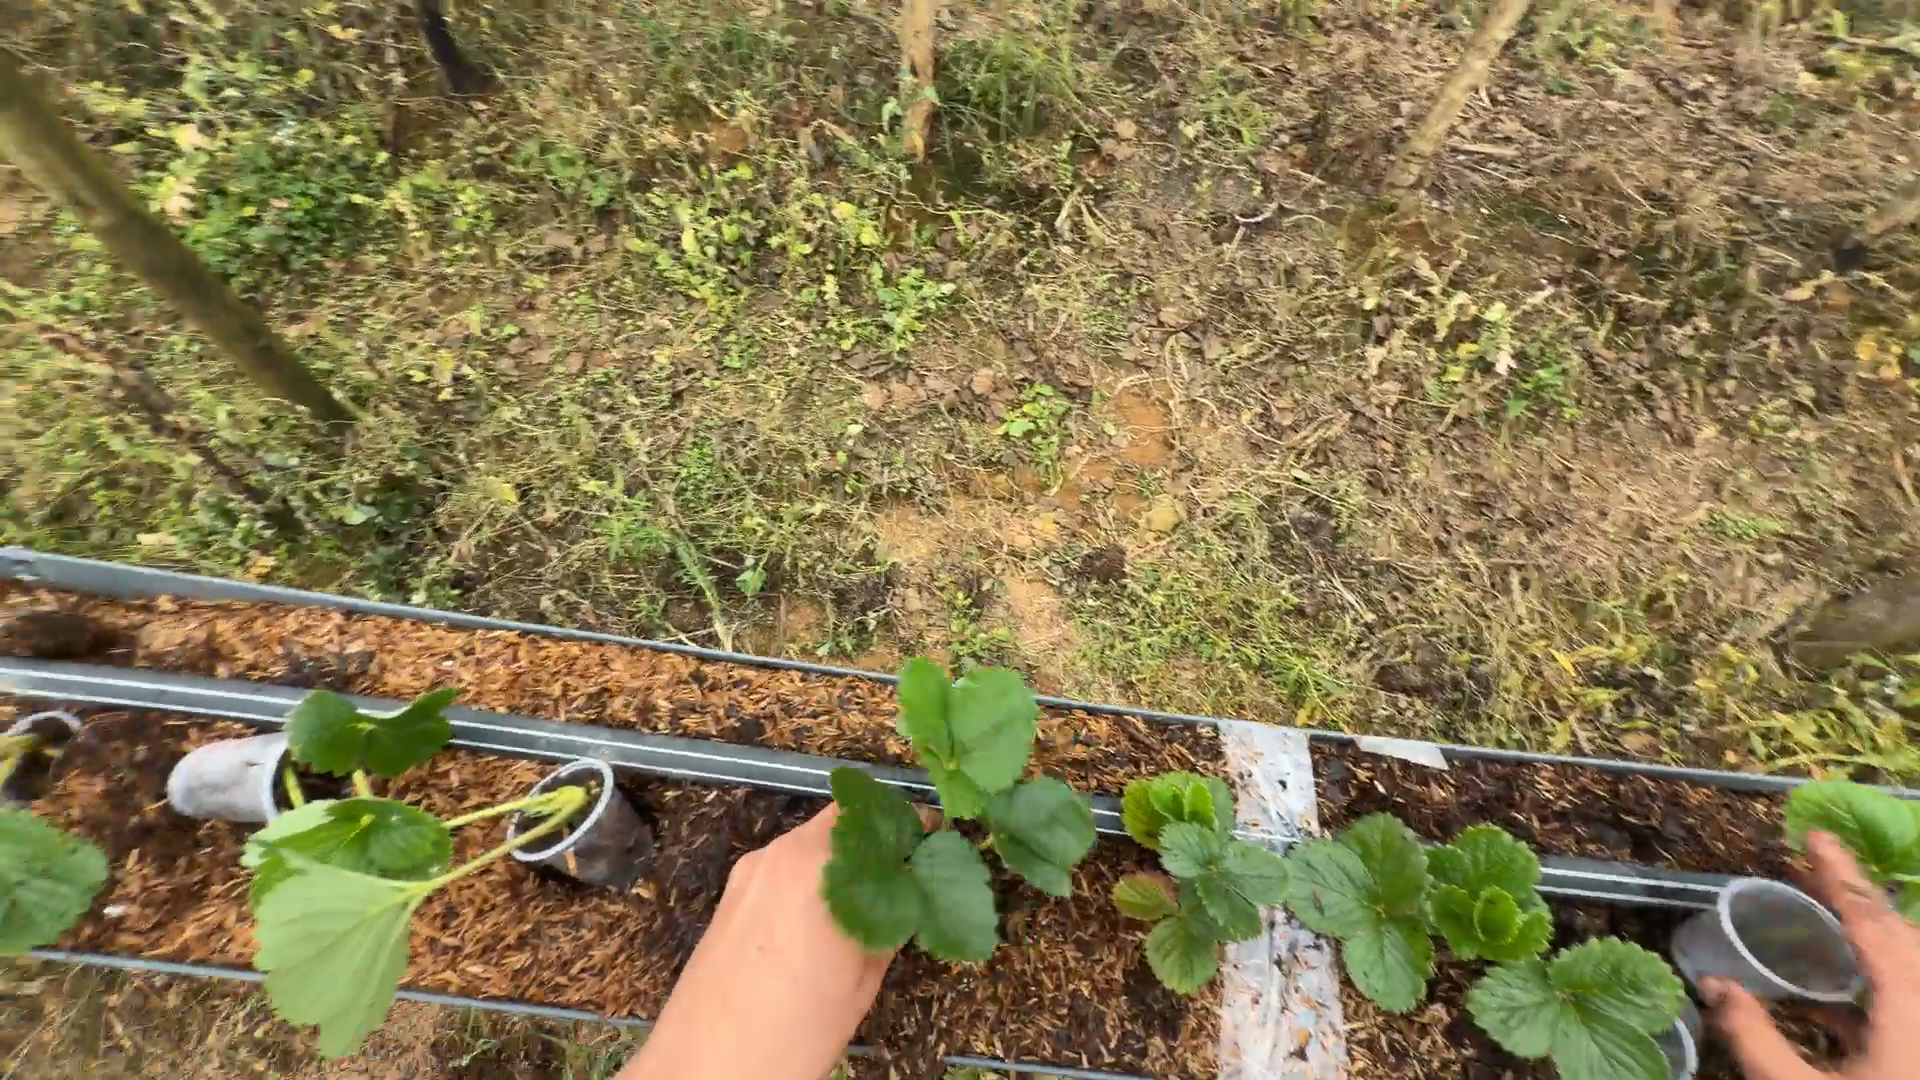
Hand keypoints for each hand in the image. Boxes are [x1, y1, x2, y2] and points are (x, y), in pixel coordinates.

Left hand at [619, 804, 892, 1079]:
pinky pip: (785, 867)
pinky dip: (810, 878)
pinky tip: (821, 922)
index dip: (905, 823)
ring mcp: (751, 869)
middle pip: (841, 821)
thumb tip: (910, 887)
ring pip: (812, 843)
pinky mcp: (732, 891)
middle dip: (874, 839)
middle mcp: (782, 853)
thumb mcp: (860, 980)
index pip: (874, 815)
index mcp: (818, 866)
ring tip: (862, 904)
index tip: (924, 844)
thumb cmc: (793, 1032)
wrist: (701, 1073)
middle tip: (898, 875)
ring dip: (841, 859)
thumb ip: (889, 919)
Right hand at [1706, 830, 1919, 1079]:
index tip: (1815, 838)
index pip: (1877, 929)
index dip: (1843, 880)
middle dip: (1862, 904)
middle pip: (1911, 945)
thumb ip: (1754, 1037)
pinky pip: (1916, 1005)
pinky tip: (1850, 1000)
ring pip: (1918, 974)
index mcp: (1917, 1020)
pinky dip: (1887, 985)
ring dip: (1878, 944)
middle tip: (1814, 872)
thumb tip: (1713, 986)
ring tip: (1830, 925)